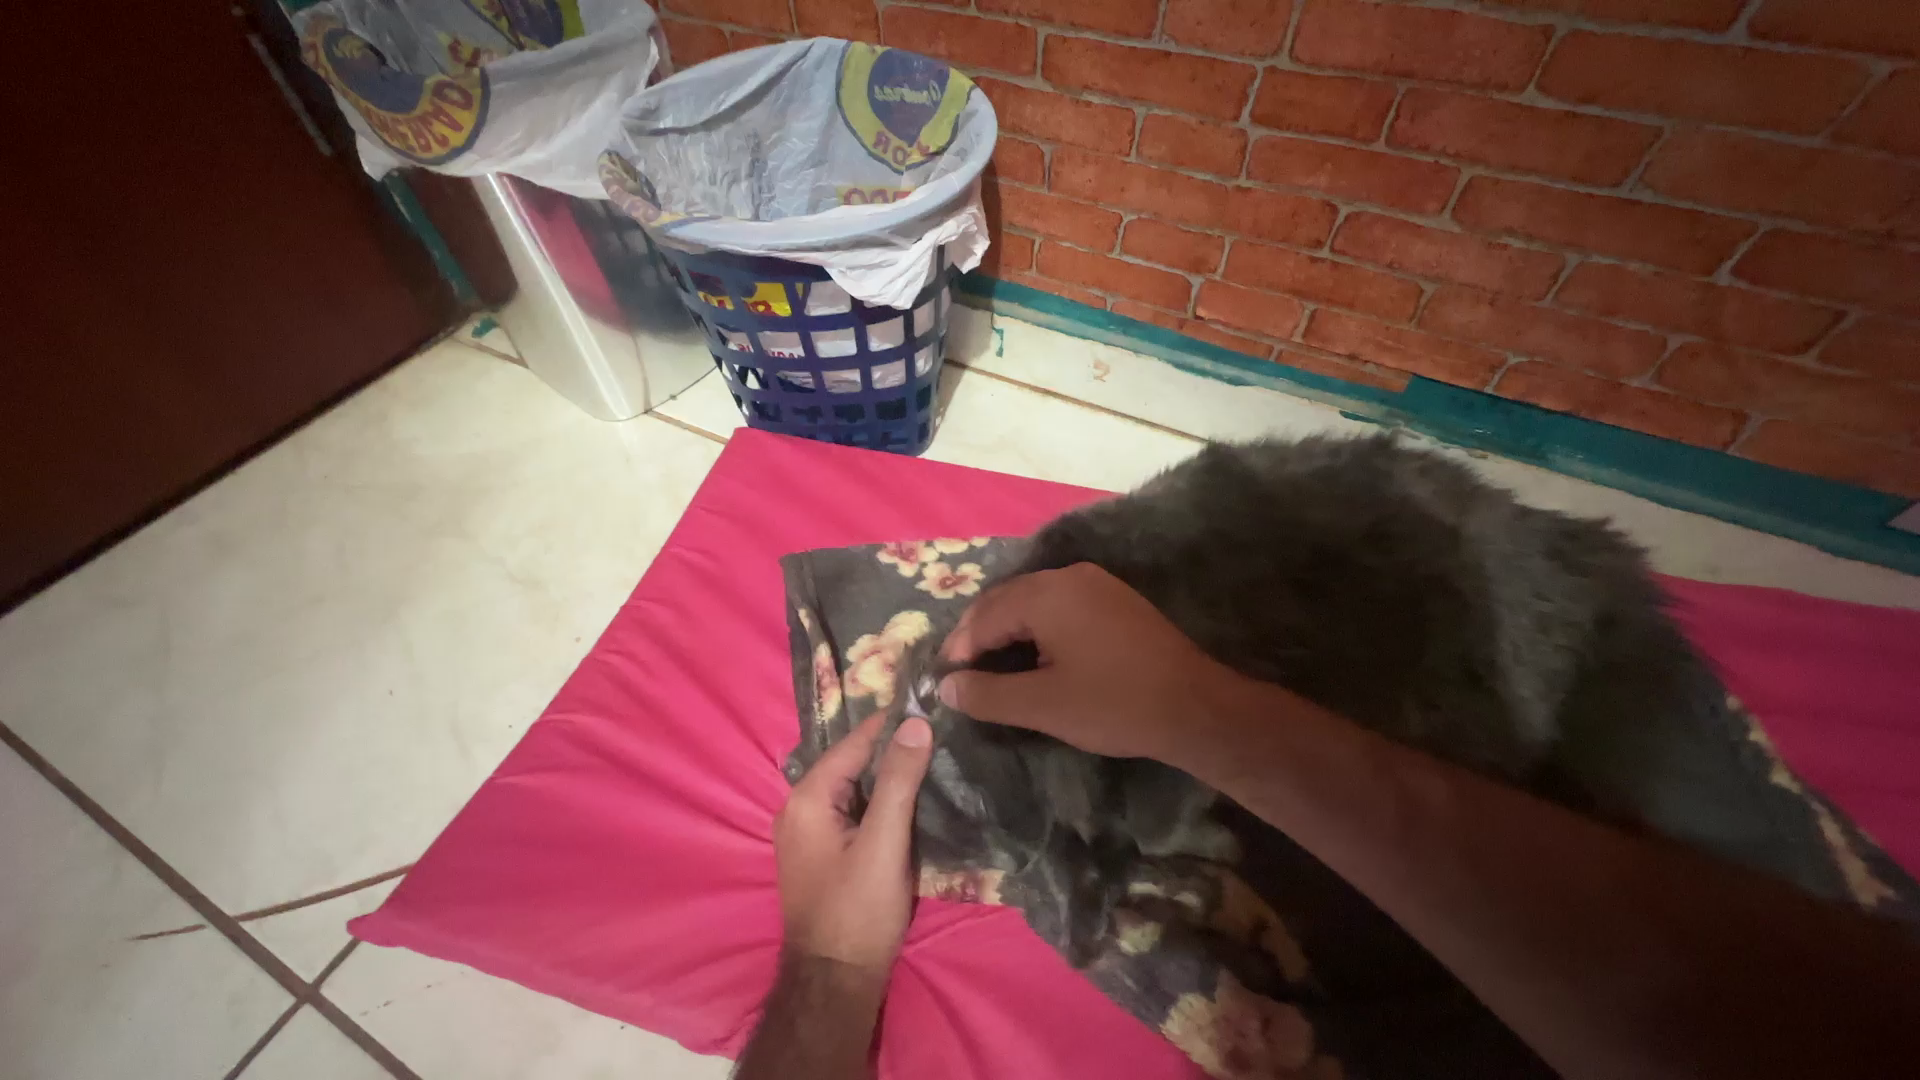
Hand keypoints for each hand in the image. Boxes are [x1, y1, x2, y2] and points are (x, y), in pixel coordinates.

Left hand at [773, 710, 933, 975]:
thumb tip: (916, 722)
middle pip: (852, 761)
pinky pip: (851, 808)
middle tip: (938, 731)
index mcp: (808, 797)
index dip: (892, 723)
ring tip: (932, 756)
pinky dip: (878, 799)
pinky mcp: (820, 850)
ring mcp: (806, 830)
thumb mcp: (884, 842)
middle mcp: (798, 806)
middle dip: (892, 747)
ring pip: (853, 785)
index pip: (855, 742)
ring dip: (888, 773)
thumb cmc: (858, 911)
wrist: (835, 982)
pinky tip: (909, 798)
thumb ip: (899, 781)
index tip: (931, 706)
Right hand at [937, 562, 1234, 760]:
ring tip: (991, 665)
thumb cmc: (1113, 704)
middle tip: (961, 672)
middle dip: (979, 634)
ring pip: (1033, 600)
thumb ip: (988, 694)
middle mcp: (1069, 576)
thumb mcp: (1043, 705)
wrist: (1196, 708)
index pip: (985, 615)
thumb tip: (947, 687)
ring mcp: (1096, 584)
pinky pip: (1060, 605)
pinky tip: (1034, 654)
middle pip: (1006, 599)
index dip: (960, 648)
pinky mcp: (1115, 600)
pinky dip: (1036, 626)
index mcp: (1047, 594)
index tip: (944, 680)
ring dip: (1007, 629)